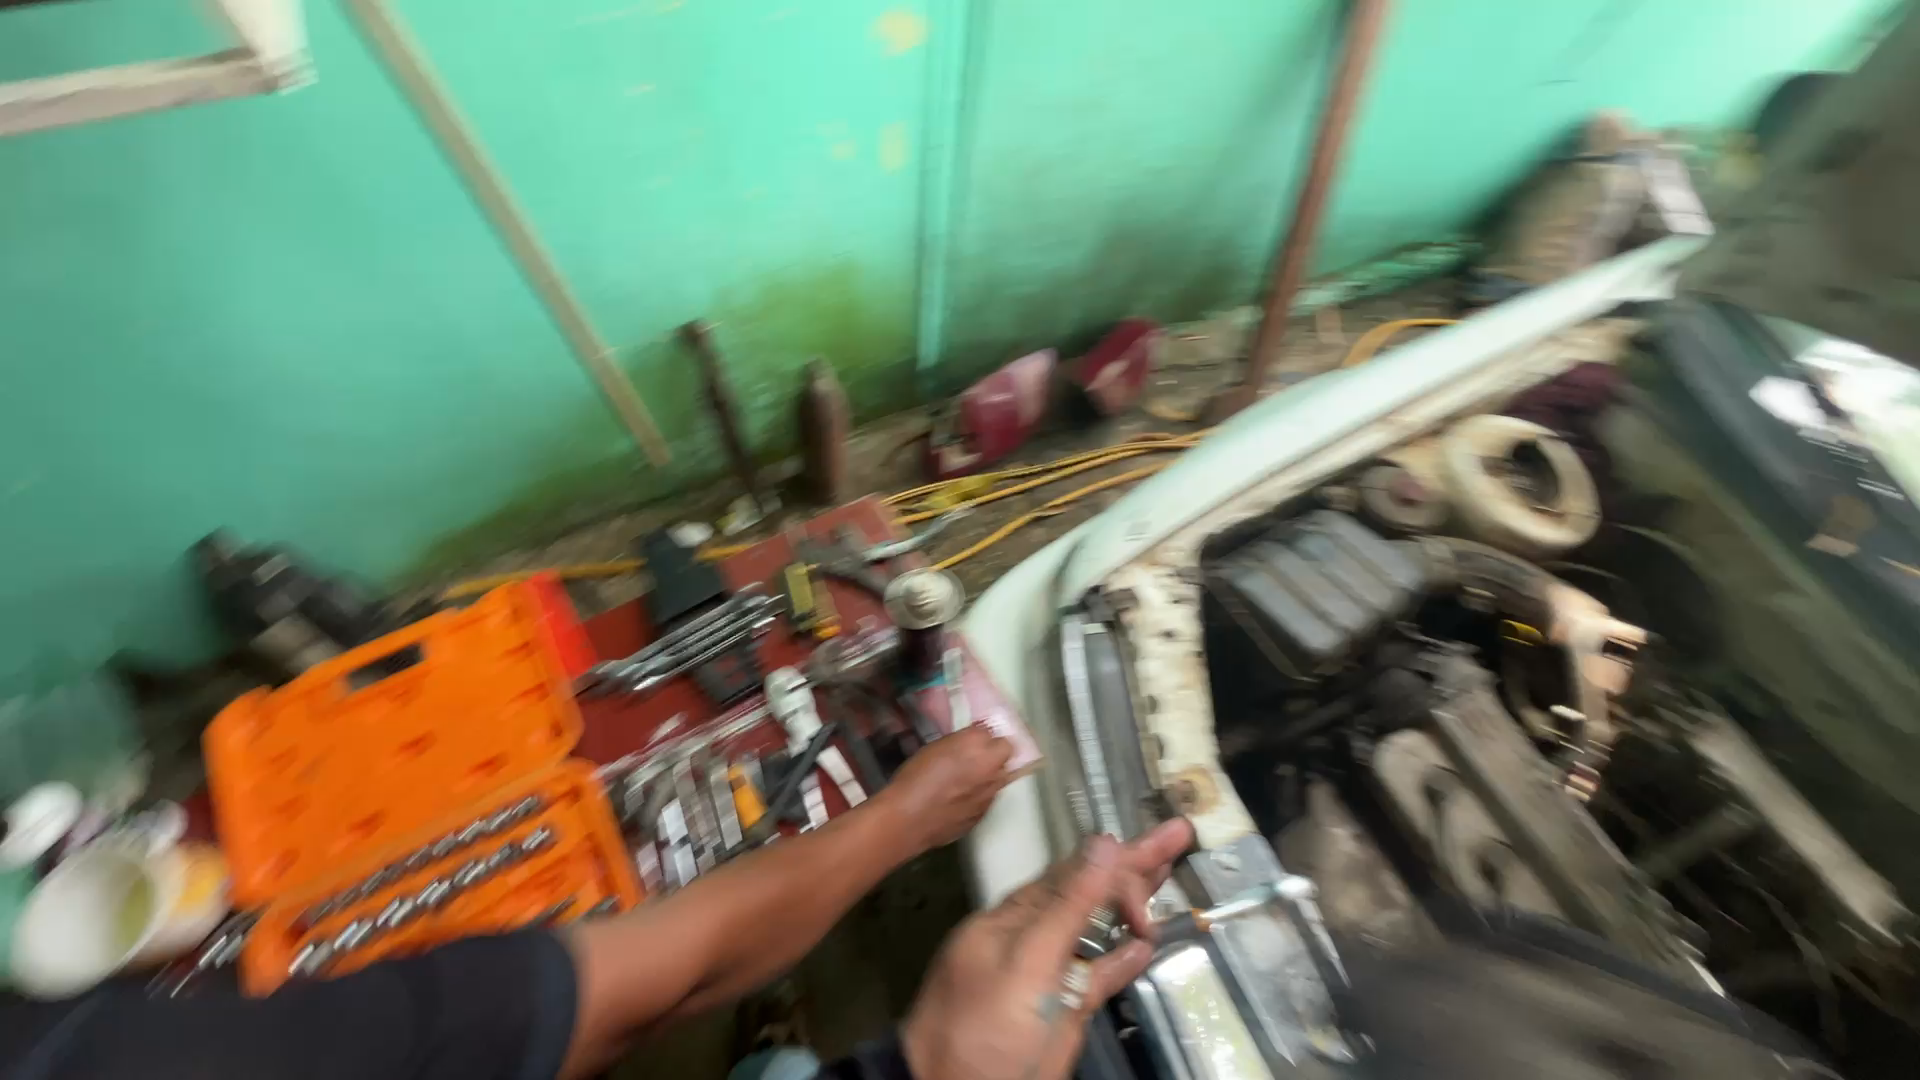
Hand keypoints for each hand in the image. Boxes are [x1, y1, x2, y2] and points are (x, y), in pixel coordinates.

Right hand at [882, 727, 1014, 852]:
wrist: (909, 818)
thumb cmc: (916, 776)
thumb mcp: (936, 747)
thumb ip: (963, 741)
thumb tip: (976, 737)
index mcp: (976, 745)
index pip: (996, 731)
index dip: (986, 735)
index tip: (977, 738)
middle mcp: (991, 767)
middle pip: (1007, 752)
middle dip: (996, 752)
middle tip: (978, 755)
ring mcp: (990, 794)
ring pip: (1001, 776)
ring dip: (991, 773)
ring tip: (969, 777)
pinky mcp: (984, 814)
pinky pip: (989, 797)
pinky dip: (980, 793)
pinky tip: (961, 798)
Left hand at [900, 820, 1194, 1079]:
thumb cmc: (983, 1030)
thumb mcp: (1026, 963)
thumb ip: (1067, 906)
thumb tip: (1104, 844)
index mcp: (1015, 917)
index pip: (1075, 871)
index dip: (1120, 857)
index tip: (1164, 844)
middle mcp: (1034, 937)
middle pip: (1090, 891)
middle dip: (1133, 864)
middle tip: (1177, 834)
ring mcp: (1048, 976)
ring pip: (1097, 928)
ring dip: (1131, 902)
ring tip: (1166, 873)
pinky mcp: (1061, 1014)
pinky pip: (1095, 977)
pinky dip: (1120, 961)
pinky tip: (1146, 947)